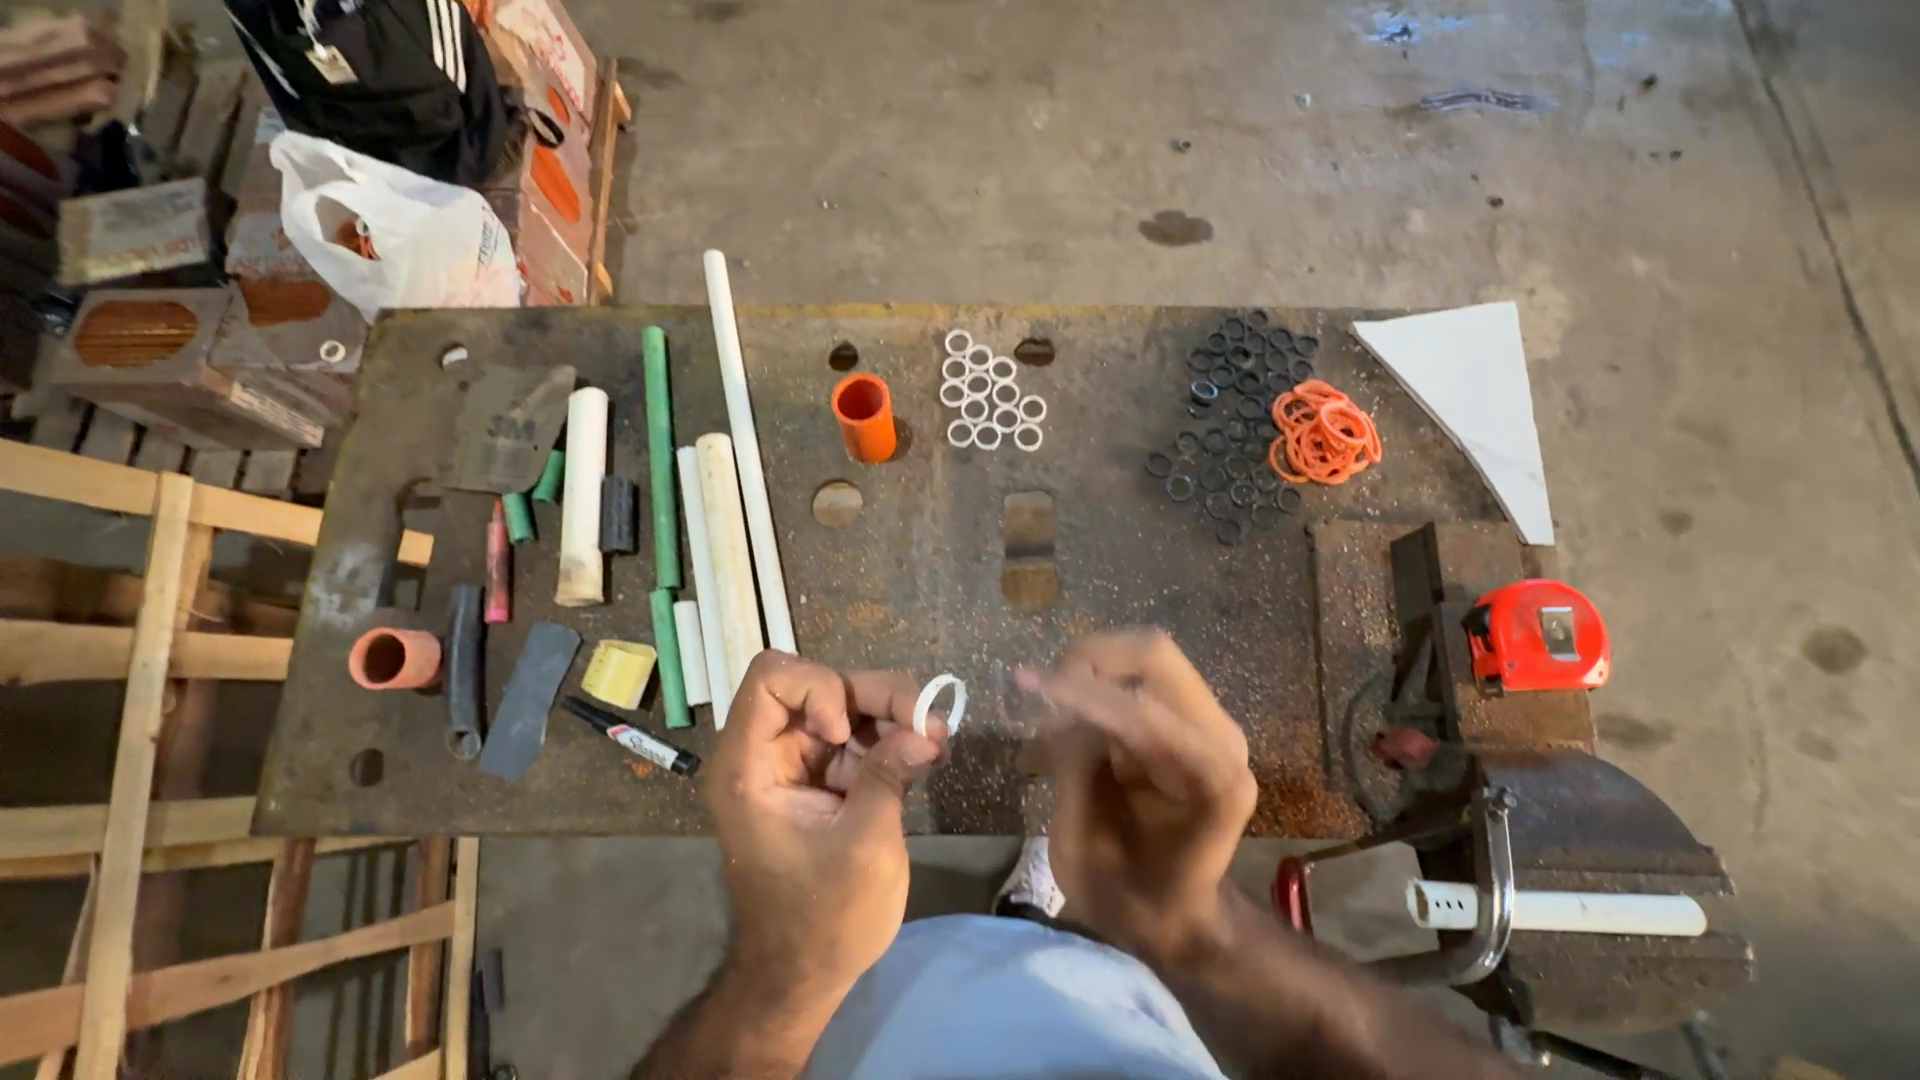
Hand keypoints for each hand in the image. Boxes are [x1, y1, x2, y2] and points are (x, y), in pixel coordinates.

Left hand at [705, 650, 945, 1001]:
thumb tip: (927, 728)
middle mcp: (768, 753)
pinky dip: (893, 738)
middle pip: (820, 686)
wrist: (804, 975)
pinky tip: (927, 755)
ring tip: (938, 741)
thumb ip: (888, 777)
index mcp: (749, 766)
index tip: (847, 733)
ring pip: (848, 704)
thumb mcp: (864, 847)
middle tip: (931, 725)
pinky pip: (860, 736)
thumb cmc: (822, 920)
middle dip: (878, 697)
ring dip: (895, 715)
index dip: (819, 688)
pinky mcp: (826, 778)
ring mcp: (799, 763)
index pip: (772, 679)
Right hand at [1018, 628, 1256, 967]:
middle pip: (1154, 655)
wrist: (1178, 917)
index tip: (1022, 682)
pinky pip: (1140, 673)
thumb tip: (1059, 708)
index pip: (1141, 711)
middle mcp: (1222, 739)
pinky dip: (1098, 679)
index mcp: (1211, 782)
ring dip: (1090, 668)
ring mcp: (1212, 723)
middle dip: (1086, 661)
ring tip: (1049, 706)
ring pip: (1145, 654)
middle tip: (1037, 691)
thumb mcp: (1083, 848)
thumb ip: (1075, 768)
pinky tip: (1069, 711)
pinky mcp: (1193, 717)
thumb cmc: (1129, 898)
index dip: (1078, 692)